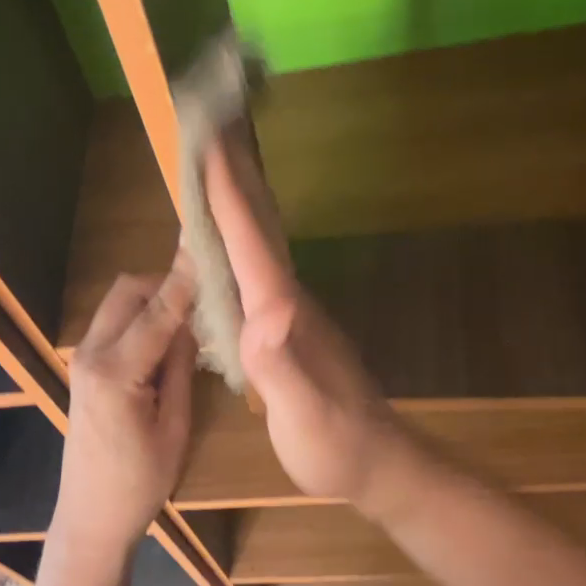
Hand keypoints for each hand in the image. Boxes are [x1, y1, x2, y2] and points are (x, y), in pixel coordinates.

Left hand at [50, 261, 196, 552]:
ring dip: (151, 300)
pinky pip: (113, 325)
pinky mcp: (83, 369)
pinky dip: (140, 319)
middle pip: (127, 291)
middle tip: (204, 298)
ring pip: (118, 304)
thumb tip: (192, 323)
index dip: (184, 278)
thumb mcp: (175, 428)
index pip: (157, 311)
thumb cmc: (140, 483)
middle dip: (164, 284)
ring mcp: (81, 360)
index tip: (205, 245)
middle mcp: (91, 355)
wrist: (91, 516)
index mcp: (116, 372)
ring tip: (191, 319)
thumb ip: (181, 368)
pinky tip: (167, 339)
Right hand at [203, 140, 414, 507]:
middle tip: (214, 122)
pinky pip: (259, 265)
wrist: (376, 463)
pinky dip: (243, 235)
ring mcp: (292, 312)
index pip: (252, 242)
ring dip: (241, 198)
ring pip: (262, 241)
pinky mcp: (290, 327)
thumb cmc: (334, 444)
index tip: (209, 139)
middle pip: (261, 227)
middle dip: (237, 174)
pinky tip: (230, 238)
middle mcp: (288, 300)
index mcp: (282, 312)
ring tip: (216, 163)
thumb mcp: (302, 414)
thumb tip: (265, 308)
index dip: (228, 192)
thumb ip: (280, 364)